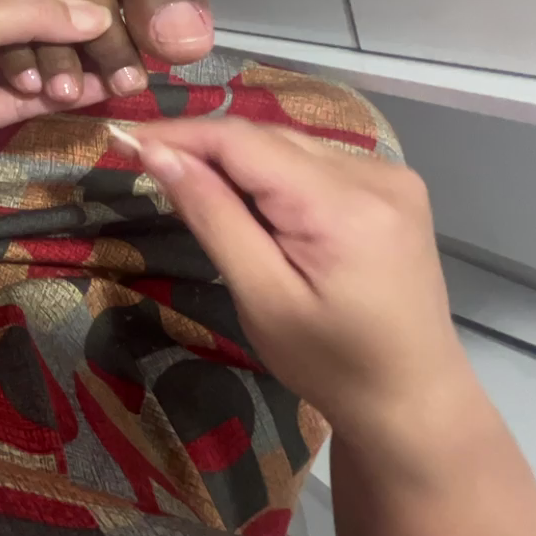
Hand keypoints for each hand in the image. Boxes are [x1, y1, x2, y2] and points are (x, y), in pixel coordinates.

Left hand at [0, 0, 111, 214]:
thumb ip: (24, 14)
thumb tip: (97, 13)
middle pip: (20, 30)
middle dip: (68, 33)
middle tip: (129, 32)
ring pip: (28, 67)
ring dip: (72, 66)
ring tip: (127, 64)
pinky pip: (26, 102)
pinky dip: (61, 97)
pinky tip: (103, 89)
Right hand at [130, 119, 470, 436]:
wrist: (414, 402)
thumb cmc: (331, 362)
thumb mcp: (260, 295)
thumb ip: (210, 214)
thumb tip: (155, 152)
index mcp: (345, 206)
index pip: (241, 141)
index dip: (176, 133)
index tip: (121, 140)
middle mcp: (374, 174)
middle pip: (261, 136)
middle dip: (197, 144)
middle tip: (138, 160)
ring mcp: (386, 176)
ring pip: (279, 142)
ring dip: (227, 156)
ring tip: (180, 178)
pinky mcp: (385, 185)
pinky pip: (303, 157)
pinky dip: (260, 168)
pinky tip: (240, 196)